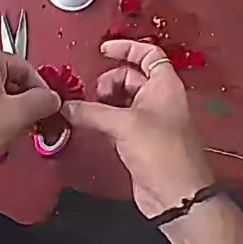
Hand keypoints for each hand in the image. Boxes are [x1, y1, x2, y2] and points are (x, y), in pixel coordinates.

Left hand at [0, 46, 59, 193]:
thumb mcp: (19, 114)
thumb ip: (44, 100)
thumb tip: (52, 98)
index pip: (24, 67)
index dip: (40, 89)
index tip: (48, 106)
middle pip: (11, 80)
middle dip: (24, 102)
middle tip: (32, 121)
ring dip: (11, 113)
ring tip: (14, 132)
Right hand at [63, 41, 215, 217]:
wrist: (176, 195)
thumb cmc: (163, 153)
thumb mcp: (125, 124)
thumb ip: (92, 112)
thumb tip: (66, 106)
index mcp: (165, 85)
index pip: (147, 54)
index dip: (126, 48)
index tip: (103, 50)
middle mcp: (159, 99)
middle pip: (130, 77)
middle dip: (108, 82)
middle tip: (93, 95)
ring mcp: (149, 120)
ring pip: (121, 100)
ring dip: (103, 102)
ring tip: (87, 110)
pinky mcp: (139, 141)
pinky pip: (117, 121)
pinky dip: (103, 120)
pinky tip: (89, 125)